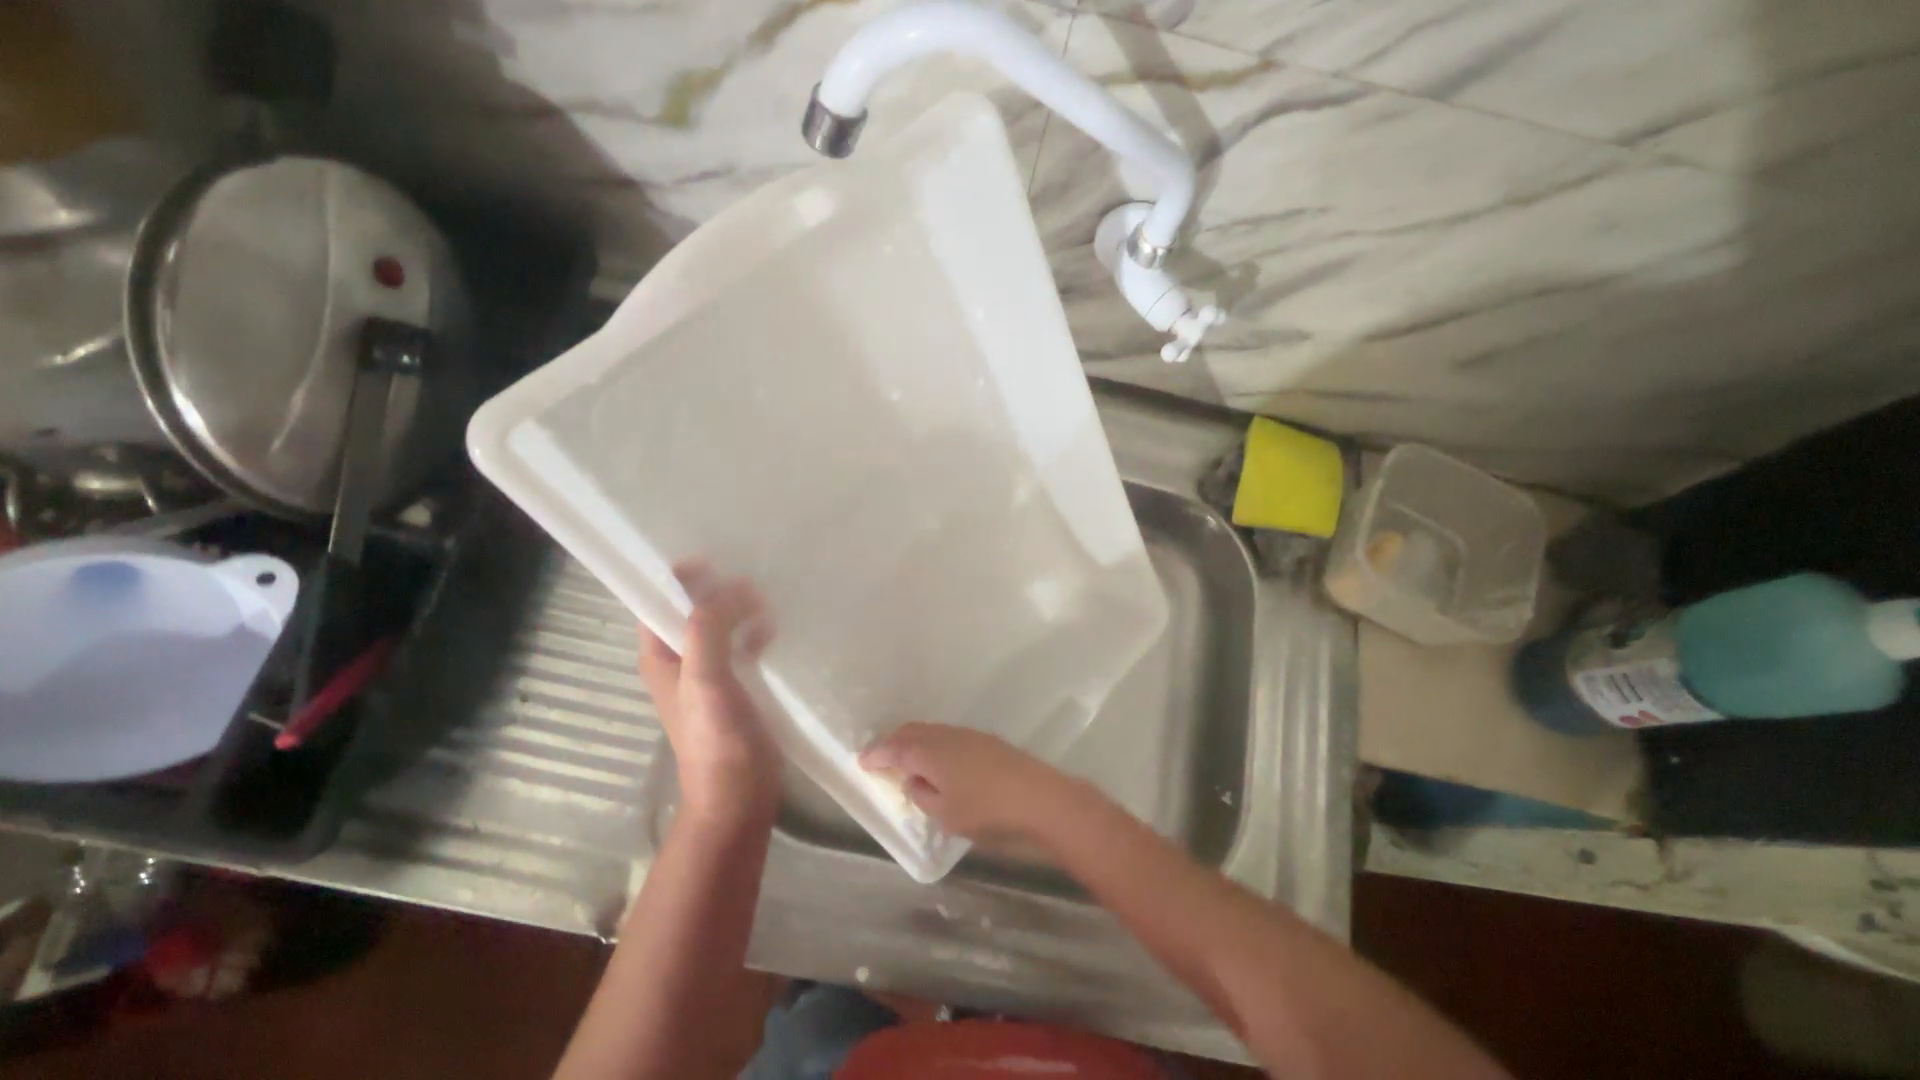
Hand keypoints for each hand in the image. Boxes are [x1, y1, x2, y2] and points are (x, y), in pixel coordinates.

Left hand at [639, 565, 777, 820]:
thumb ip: (710, 629)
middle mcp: (681, 660)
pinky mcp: (739, 689)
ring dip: (741, 610)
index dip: (679, 577)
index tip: (716, 556)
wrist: (738, 797)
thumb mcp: (705, 679)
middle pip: (693, 610)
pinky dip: (757, 634)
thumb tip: (735, 588)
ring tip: (770, 594)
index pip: (659, 601)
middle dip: (718, 589)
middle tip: (753, 571)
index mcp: (660, 655)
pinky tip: (779, 629)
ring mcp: (710, 676)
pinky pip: (744, 648)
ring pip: (722, 627)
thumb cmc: (714, 739)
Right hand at [858, 723, 1083, 844]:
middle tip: (880, 756)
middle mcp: (946, 736)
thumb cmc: (988, 812)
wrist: (1043, 800)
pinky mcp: (988, 742)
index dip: (877, 755)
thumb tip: (914, 781)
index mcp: (930, 752)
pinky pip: (949, 737)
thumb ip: (923, 796)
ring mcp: (970, 735)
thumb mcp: (946, 814)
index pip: (894, 749)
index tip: (862, 760)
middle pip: (912, 733)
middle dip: (893, 742)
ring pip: (932, 732)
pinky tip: (939, 761)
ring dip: (915, 742)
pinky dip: (935, 745)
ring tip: (907, 759)